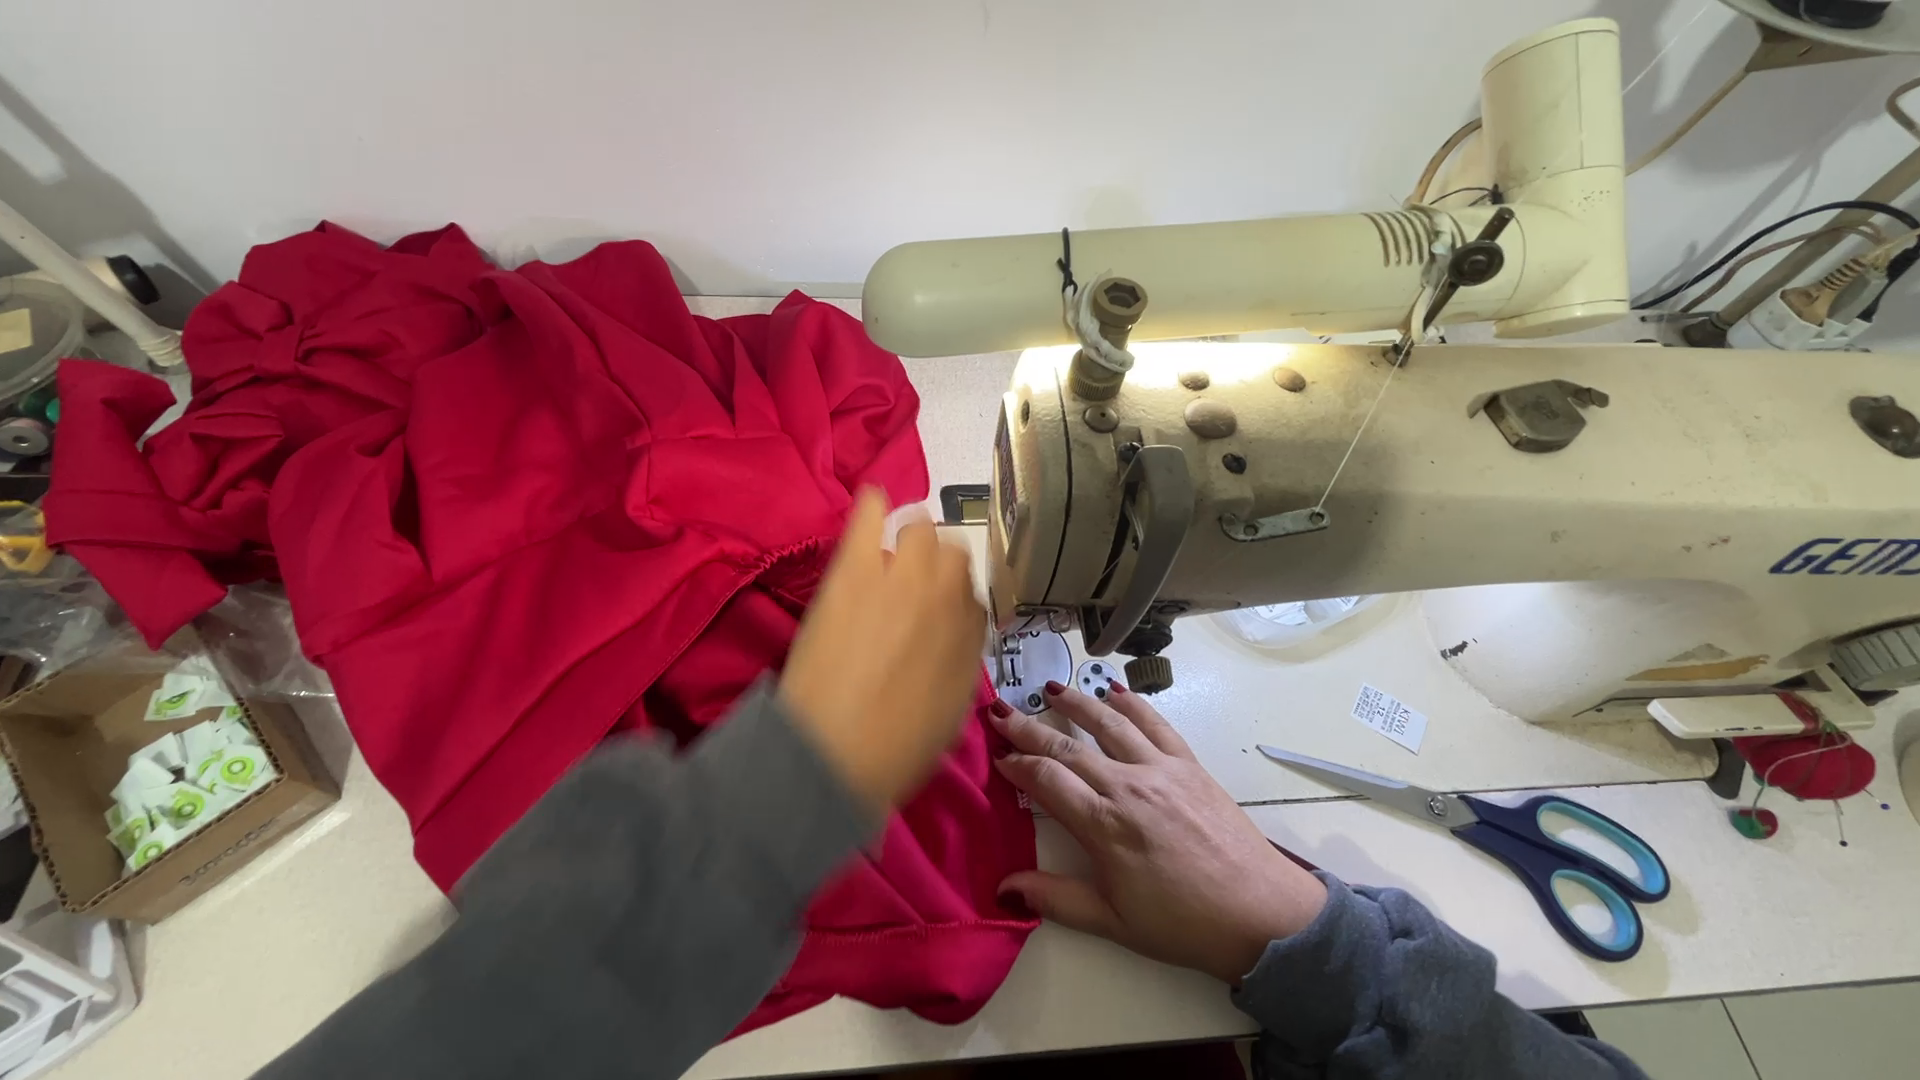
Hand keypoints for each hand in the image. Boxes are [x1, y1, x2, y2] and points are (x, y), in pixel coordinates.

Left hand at [780, 489, 985, 815]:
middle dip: (937, 567)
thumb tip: (952, 642)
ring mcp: (903, 580)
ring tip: (891, 556)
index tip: (932, 616)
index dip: (952, 603)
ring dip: (911, 540)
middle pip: (954, 556)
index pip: (974, 599)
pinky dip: (873, 507)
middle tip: (910, 588)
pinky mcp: (856, 571)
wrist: (833, 754)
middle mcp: (948, 599)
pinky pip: (871, 520)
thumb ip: (958, 668)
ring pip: (922, 531)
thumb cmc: (894, 751)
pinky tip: (872, 500)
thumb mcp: (949, 716)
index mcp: (971, 639)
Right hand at [990, 684, 1327, 983]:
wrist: (1261, 915)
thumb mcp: (1113, 922)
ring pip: (1109, 725)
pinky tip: (1116, 693)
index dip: (1018, 766)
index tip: (998, 757)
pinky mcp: (1189, 765)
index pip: (1047, 781)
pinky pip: (1156, 724)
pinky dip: (1133, 705)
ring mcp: (1161, 770)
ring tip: (1050, 689)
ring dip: (1077, 703)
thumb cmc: (1183, 924)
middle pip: (1068, 748)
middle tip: (1000, 711)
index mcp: (1105, 826)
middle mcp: (1128, 787)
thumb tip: (1003, 887)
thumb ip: (1056, 898)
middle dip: (1029, 729)